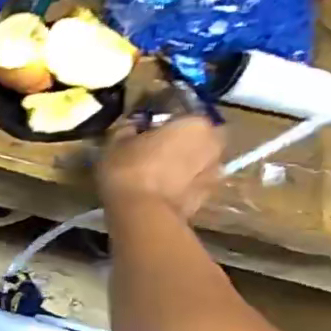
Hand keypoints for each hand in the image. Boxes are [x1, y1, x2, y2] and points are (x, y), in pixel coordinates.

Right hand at [97, 115, 226, 220]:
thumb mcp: (115, 144)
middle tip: (154, 155)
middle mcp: (213, 143)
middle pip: (196, 140)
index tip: (144, 136)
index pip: (181, 117)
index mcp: (194, 123)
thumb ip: (127, 132)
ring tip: (157, 178)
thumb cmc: (128, 169)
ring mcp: (215, 172)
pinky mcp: (207, 197)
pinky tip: (160, 194)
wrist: (142, 213)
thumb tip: (131, 128)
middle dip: (180, 146)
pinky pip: (193, 185)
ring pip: (197, 163)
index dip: (162, 126)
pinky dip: (181, 187)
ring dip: (183, 167)